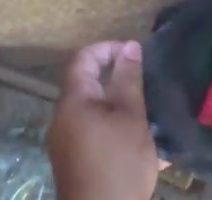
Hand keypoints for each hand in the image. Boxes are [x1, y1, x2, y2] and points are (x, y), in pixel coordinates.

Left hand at [46, 41, 157, 199]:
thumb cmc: (118, 164)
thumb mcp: (131, 116)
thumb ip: (129, 79)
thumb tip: (129, 47)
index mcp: (73, 102)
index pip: (83, 58)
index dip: (108, 48)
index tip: (135, 54)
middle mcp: (63, 119)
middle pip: (87, 84)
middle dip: (118, 78)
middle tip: (147, 82)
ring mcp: (66, 142)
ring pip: (94, 109)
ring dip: (120, 103)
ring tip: (149, 109)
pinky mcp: (74, 161)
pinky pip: (94, 130)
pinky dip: (115, 125)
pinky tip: (139, 137)